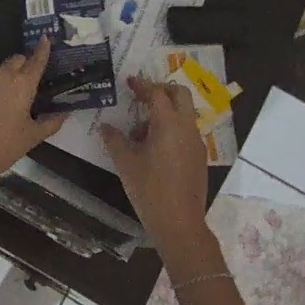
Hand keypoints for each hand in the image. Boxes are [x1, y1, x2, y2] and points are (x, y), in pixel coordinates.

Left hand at [0, 37, 67, 187]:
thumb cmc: (6, 146)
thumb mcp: (33, 135)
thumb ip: (52, 121)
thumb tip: (67, 113)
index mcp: (23, 84)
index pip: (36, 60)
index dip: (43, 49)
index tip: (45, 38)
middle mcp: (2, 74)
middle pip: (16, 60)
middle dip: (22, 67)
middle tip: (23, 84)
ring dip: (2, 76)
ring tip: (0, 97)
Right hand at [100, 76, 223, 266]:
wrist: (179, 222)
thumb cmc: (149, 189)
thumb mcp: (125, 162)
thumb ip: (114, 139)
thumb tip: (105, 127)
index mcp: (169, 125)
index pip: (157, 94)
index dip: (142, 85)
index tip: (129, 81)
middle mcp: (187, 128)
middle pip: (180, 96)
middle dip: (161, 90)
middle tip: (141, 96)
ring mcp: (196, 143)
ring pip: (184, 114)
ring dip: (165, 111)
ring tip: (140, 129)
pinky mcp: (199, 157)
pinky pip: (186, 131)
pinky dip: (171, 128)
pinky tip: (153, 147)